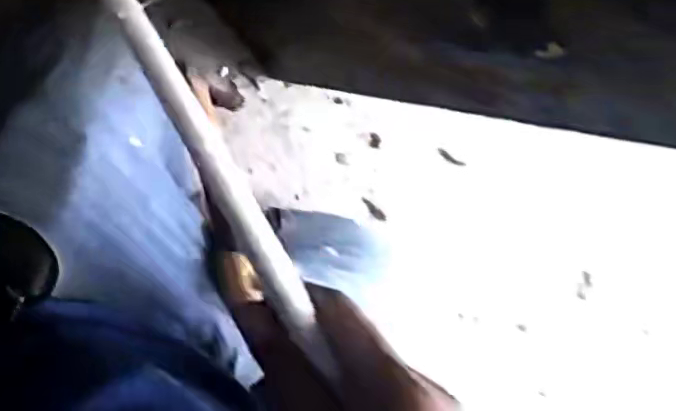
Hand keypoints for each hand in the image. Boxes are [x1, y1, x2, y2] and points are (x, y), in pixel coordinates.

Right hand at [232, 285, 455, 410]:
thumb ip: (281, 361)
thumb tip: (239, 283)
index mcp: (399, 380)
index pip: (326, 300)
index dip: (280, 285)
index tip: (242, 277)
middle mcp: (436, 388)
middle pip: (348, 340)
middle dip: (307, 349)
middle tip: (277, 386)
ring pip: (370, 374)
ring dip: (334, 383)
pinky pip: (395, 399)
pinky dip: (364, 405)